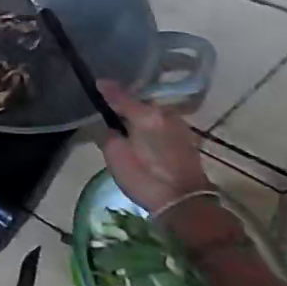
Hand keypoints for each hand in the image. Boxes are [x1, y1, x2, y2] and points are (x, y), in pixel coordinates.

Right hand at [95, 81, 211, 212]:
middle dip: (127, 103)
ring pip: (155, 114)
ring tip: (129, 123)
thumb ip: (109, 134)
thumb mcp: (116, 156)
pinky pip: (165, 124)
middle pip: (141, 103)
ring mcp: (180, 126)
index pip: (122, 95)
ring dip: (142, 115)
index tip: (98, 83)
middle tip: (112, 109)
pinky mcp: (188, 139)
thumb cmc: (145, 178)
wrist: (184, 202)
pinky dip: (154, 125)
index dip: (108, 89)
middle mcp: (165, 114)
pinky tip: (147, 135)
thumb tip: (108, 124)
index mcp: (146, 115)